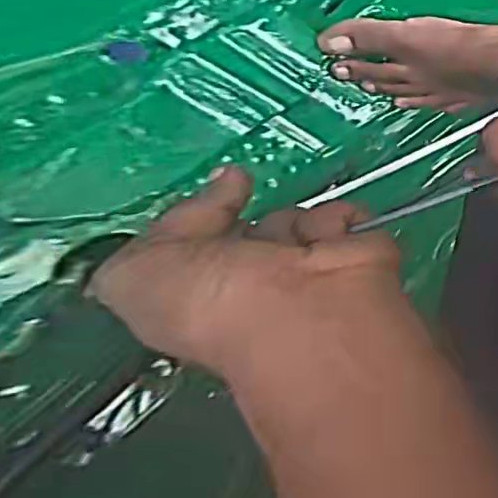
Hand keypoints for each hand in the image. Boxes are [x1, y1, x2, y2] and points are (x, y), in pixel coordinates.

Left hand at [90, 167, 403, 375]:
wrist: (304, 313)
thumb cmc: (214, 306)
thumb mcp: (141, 271)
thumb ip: (168, 223)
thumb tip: (221, 184)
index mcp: (200, 291)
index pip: (198, 241)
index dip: (199, 215)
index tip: (215, 191)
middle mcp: (254, 280)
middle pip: (250, 222)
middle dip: (250, 214)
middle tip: (247, 229)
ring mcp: (307, 265)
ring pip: (296, 215)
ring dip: (294, 219)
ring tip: (294, 244)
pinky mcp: (356, 250)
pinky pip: (345, 214)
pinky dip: (338, 219)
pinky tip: (328, 239)